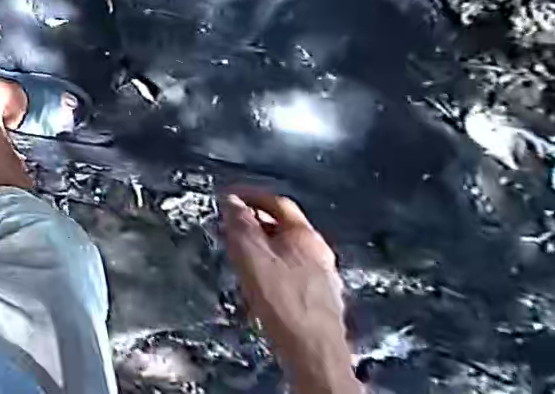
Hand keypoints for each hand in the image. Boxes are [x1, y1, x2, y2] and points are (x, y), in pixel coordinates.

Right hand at [219, 188, 360, 393]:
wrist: (314, 357)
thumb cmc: (282, 300)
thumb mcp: (250, 254)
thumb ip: (239, 223)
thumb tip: (231, 201)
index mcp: (306, 236)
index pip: (276, 202)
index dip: (250, 195)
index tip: (229, 198)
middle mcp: (321, 253)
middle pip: (283, 227)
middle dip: (255, 223)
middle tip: (230, 226)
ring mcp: (325, 280)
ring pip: (288, 252)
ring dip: (263, 247)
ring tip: (240, 254)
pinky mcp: (322, 304)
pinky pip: (293, 273)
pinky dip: (273, 269)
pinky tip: (260, 283)